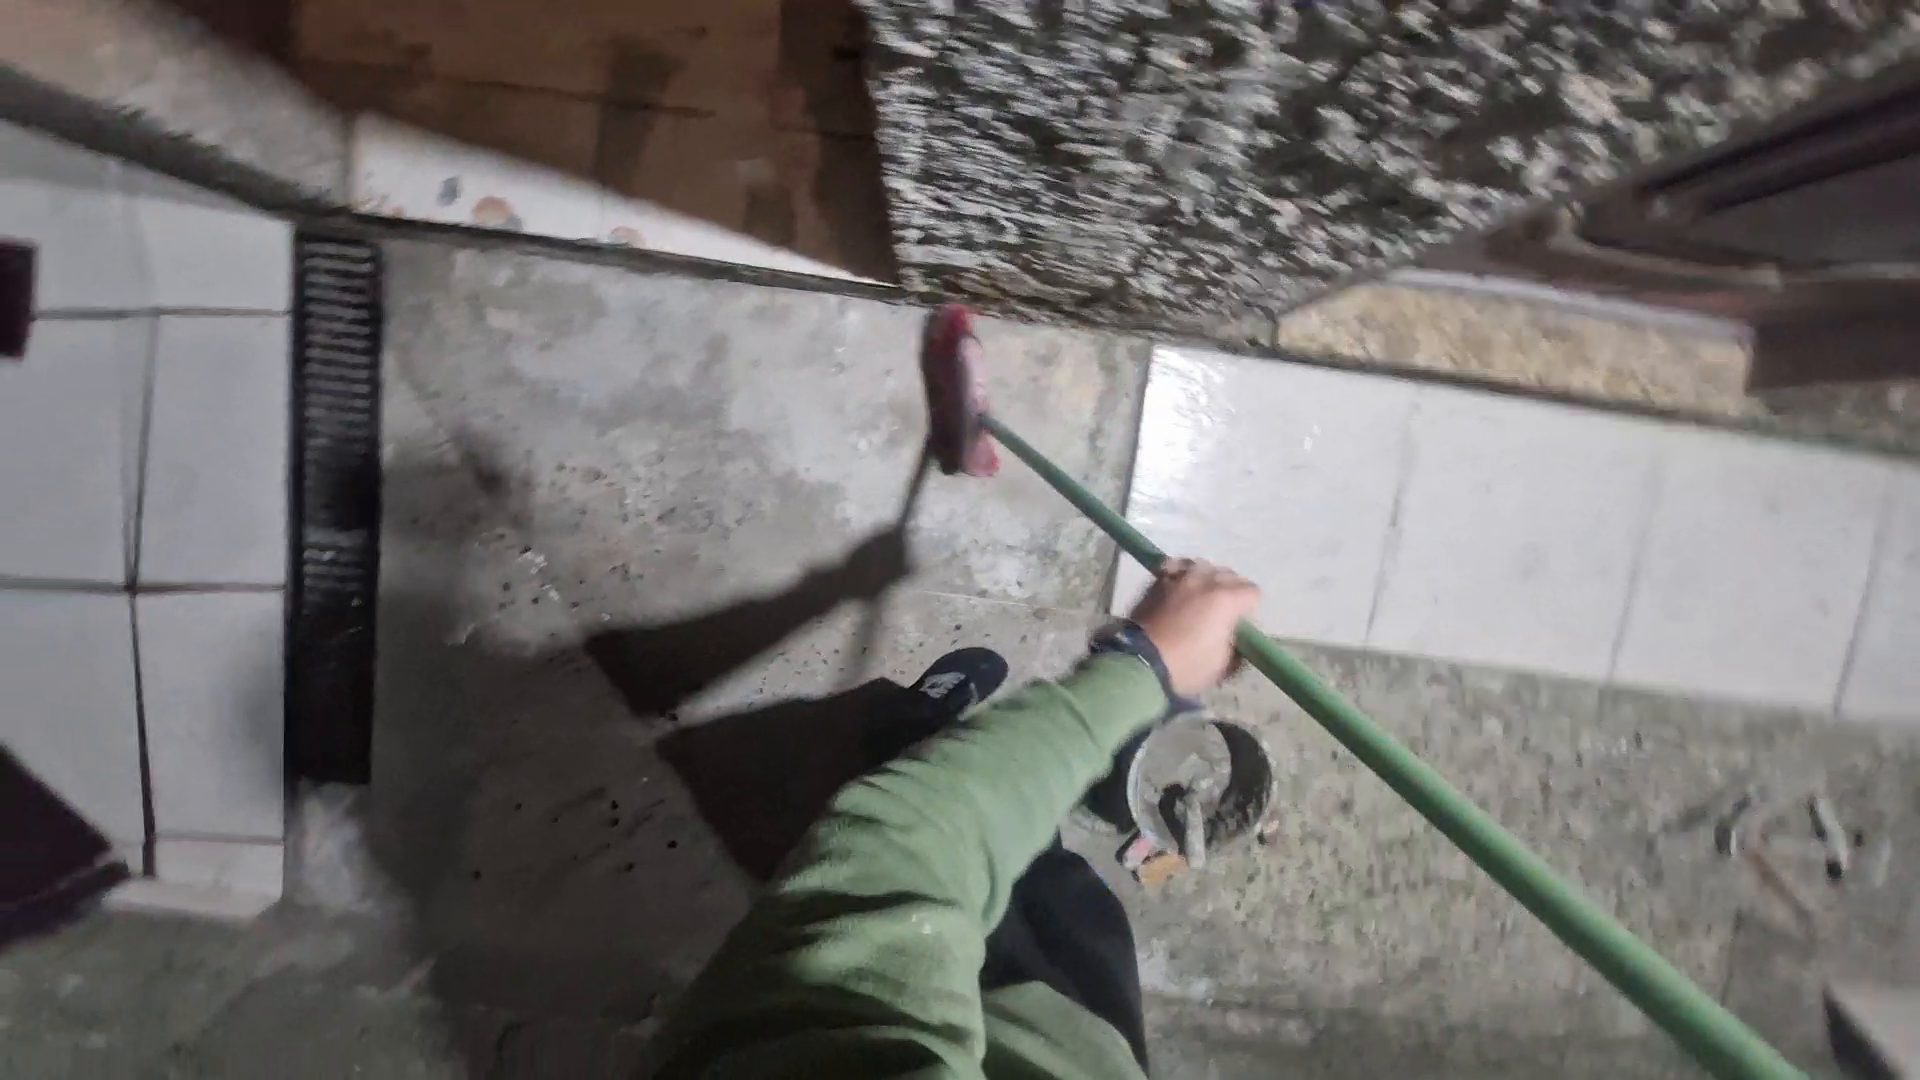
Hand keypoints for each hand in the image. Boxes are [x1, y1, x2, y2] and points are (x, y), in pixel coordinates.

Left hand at [1127, 558, 1260, 695]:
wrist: (1140, 660)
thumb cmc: (1186, 665)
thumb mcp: (1223, 665)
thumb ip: (1236, 646)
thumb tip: (1236, 638)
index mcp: (1226, 599)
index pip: (1252, 591)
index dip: (1249, 607)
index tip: (1241, 622)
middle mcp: (1205, 580)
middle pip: (1229, 575)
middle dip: (1231, 590)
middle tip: (1222, 612)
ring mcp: (1179, 576)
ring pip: (1202, 566)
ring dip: (1207, 578)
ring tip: (1201, 596)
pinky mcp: (1158, 579)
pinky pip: (1176, 566)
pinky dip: (1182, 573)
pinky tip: (1180, 586)